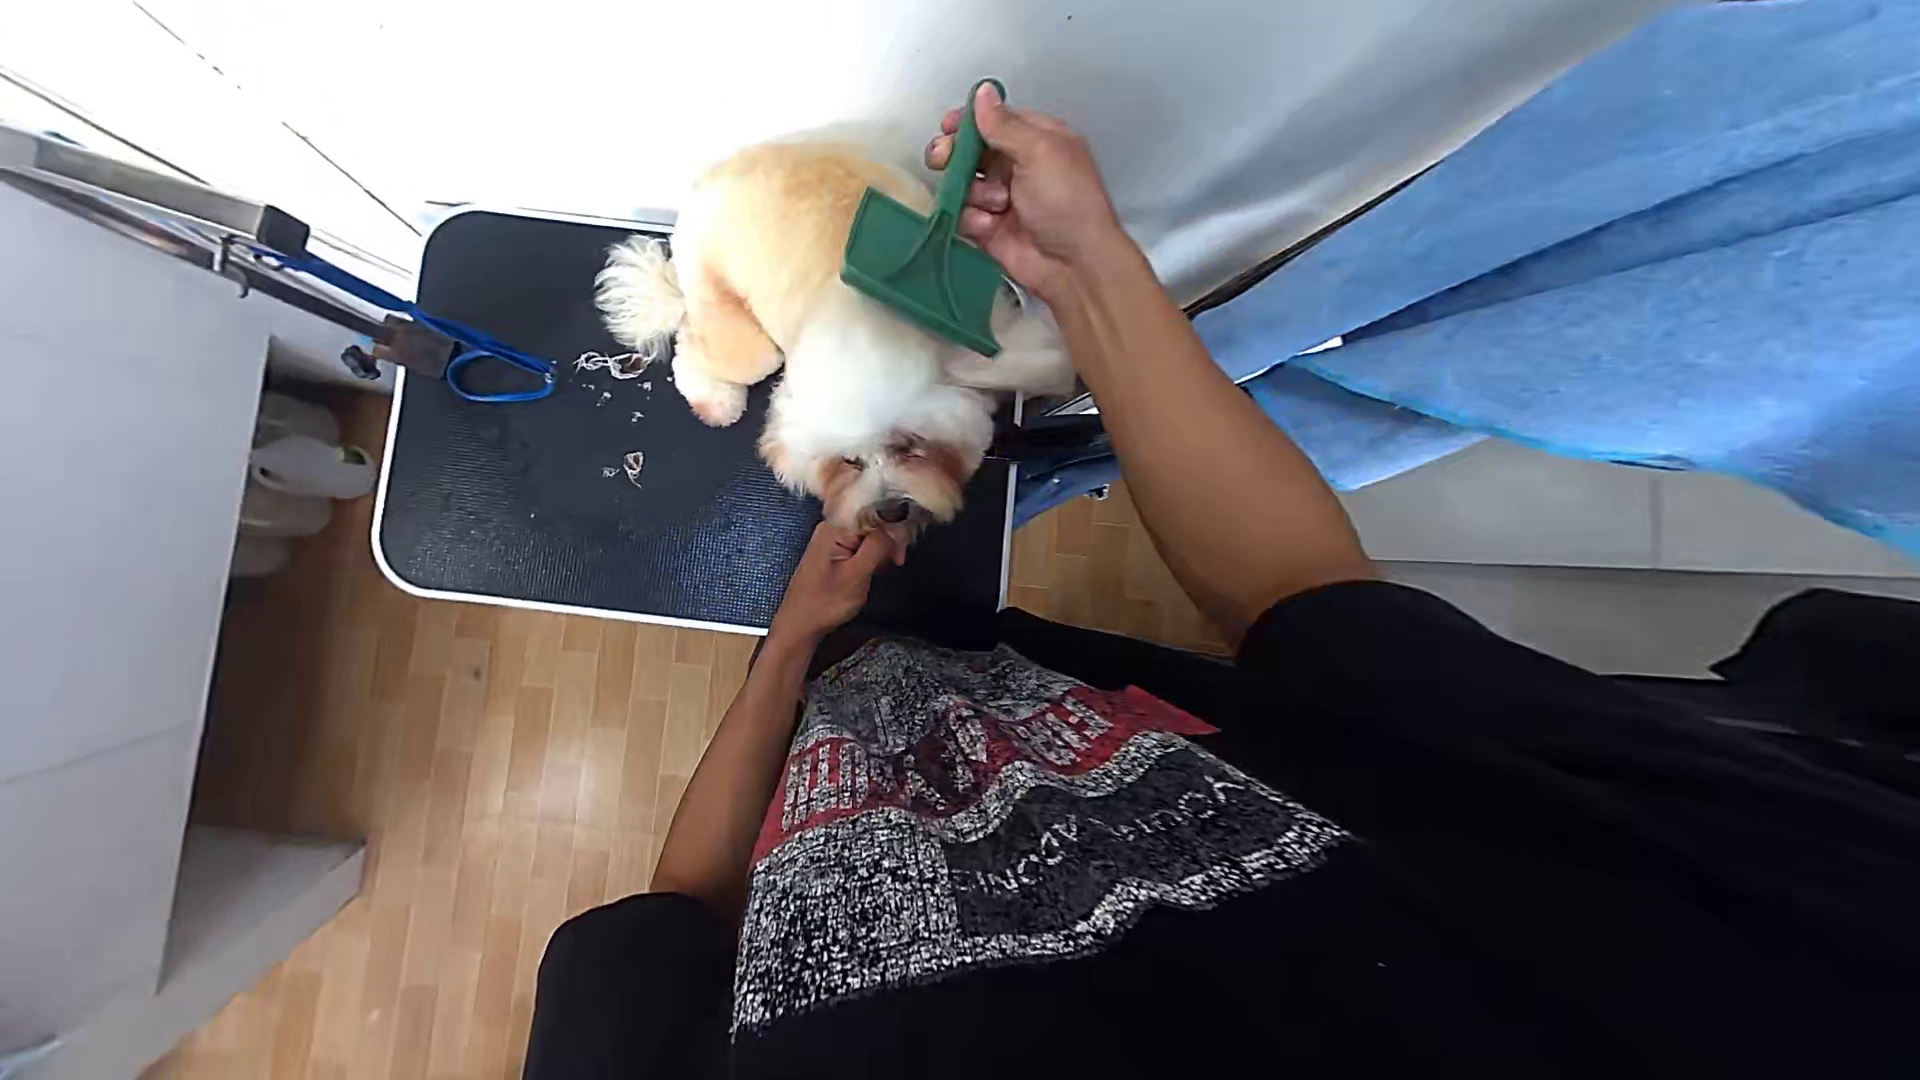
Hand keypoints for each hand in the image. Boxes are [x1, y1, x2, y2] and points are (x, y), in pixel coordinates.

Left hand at [768, 523, 899, 644]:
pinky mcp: (836, 552)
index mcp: (835, 527)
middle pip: (872, 521)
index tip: (903, 548)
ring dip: (883, 549)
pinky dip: (874, 555)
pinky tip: (878, 568)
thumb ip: (877, 546)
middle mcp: (834, 527)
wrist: (800, 625)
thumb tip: (896, 527)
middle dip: (889, 539)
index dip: (893, 527)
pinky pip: (862, 545)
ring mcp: (834, 539)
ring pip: (869, 534)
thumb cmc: (826, 602)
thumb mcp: (856, 574)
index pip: (874, 512)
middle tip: (897, 562)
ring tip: (888, 567)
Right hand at [925, 83, 1131, 302]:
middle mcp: (1017, 168)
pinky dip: (972, 220)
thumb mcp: (1040, 151)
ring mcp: (1002, 201)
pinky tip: (988, 226)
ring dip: (971, 192)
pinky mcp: (990, 231)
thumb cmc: (1067, 202)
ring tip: (995, 205)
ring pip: (965, 186)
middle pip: (972, 153)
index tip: (947, 126)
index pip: (994, 122)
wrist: (1074, 264)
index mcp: (1035, 140)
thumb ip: (1005, 125)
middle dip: (956, 155)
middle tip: (944, 159)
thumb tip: (982, 93)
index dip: (968, 122)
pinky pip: (965, 217)